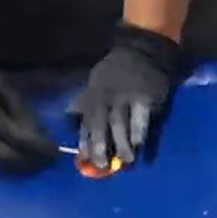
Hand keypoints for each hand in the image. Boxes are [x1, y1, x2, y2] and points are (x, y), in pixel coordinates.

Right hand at [0, 41, 58, 172]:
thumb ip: (23, 113)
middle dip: (31, 162)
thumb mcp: (3, 87)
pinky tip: (15, 161)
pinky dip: (3, 164)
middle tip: (48, 162)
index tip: (56, 153)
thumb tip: (42, 139)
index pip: (19, 138)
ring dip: (19, 166)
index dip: (40, 148)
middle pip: (8, 157)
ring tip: (35, 163)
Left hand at [69, 23, 182, 170]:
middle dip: (99, 146)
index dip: (84, 142)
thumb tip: (71, 123)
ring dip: (121, 145)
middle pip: (100, 124)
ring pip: (119, 124)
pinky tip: (139, 147)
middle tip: (102, 166)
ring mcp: (126, 97)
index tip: (85, 161)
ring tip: (126, 162)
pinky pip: (140, 120)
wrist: (143, 52)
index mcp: (93, 95)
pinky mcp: (145, 98)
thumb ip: (86, 103)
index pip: (85, 121)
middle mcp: (106, 97)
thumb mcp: (96, 83)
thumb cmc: (119, 73)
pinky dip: (139, 134)